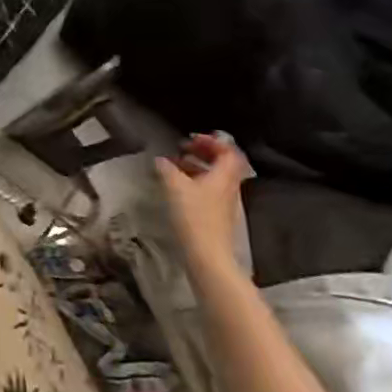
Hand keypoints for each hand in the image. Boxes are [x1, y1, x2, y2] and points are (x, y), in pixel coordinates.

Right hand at [154, 133, 251, 268]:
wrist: (208, 253)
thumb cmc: (194, 216)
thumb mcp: (176, 187)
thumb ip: (167, 169)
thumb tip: (160, 159)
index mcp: (224, 175)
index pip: (227, 150)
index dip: (211, 141)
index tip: (191, 138)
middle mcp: (230, 185)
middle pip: (223, 162)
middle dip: (204, 151)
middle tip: (184, 147)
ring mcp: (226, 201)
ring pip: (216, 175)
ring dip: (199, 166)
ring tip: (178, 164)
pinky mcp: (219, 213)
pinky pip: (211, 188)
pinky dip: (198, 180)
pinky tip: (181, 186)